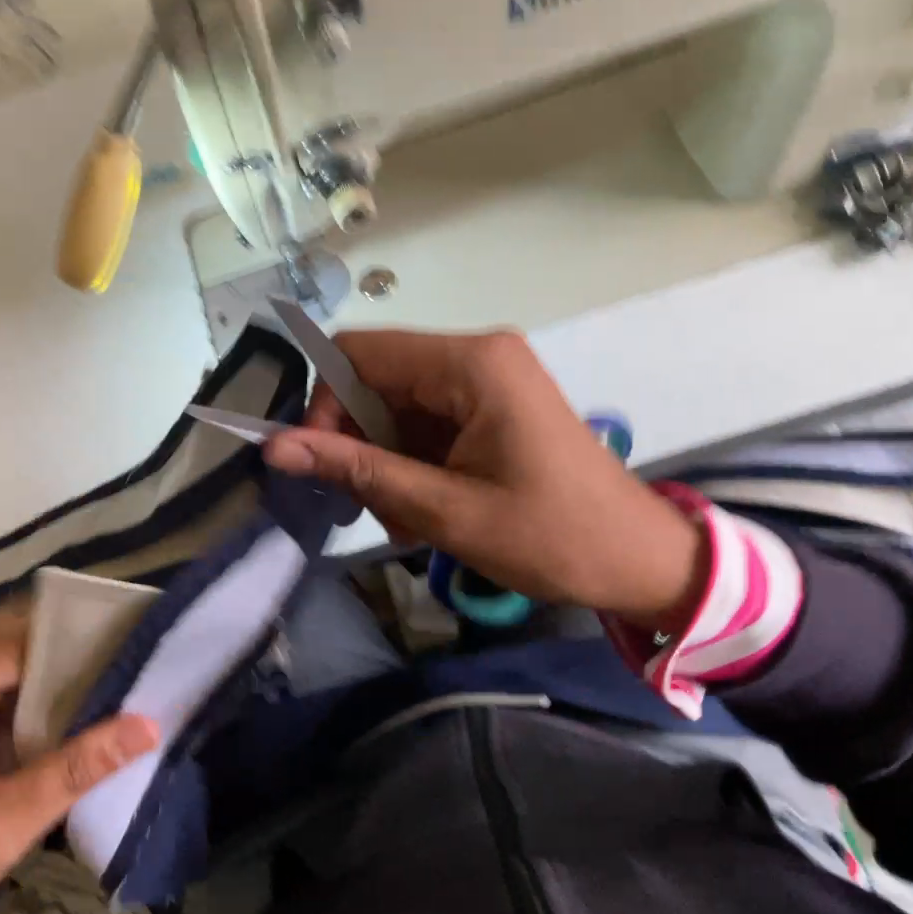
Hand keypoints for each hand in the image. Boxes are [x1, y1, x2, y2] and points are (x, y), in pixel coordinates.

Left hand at [0, 617, 158, 913]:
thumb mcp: (3, 828)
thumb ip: (73, 771)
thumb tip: (149, 725)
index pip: (19, 644)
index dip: (79, 639)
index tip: (142, 642)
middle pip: (24, 640)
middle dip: (84, 647)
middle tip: (150, 656)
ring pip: (30, 659)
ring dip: (78, 668)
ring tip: (141, 671)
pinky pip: (26, 684)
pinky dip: (63, 692)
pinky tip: (108, 698)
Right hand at [264, 330, 704, 630]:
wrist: (636, 559)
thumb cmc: (550, 537)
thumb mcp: (445, 510)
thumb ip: (358, 472)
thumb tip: (275, 448)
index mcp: (472, 364)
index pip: (358, 354)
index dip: (324, 406)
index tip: (323, 468)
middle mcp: (477, 356)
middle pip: (375, 380)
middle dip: (356, 443)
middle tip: (365, 507)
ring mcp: (487, 381)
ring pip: (395, 407)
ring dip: (383, 462)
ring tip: (402, 519)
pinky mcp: (492, 407)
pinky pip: (425, 423)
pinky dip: (410, 465)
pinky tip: (422, 511)